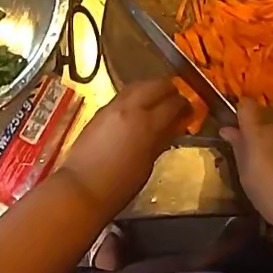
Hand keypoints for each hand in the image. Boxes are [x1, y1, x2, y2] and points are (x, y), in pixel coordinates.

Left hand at [56, 79, 187, 215]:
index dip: (185, 105)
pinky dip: (135, 96)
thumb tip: (174, 127)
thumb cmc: (119, 185)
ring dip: (151, 88)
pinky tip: (138, 108)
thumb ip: (161, 140)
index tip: (190, 110)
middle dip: (170, 89)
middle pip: (156, 85)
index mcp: (147, 124)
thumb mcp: (148, 163)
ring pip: (137, 86)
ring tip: (159, 99)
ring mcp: (112, 108)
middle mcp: (130, 109)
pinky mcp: (99, 111)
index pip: (174, 104)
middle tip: (177, 98)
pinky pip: (123, 95)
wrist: (82, 188)